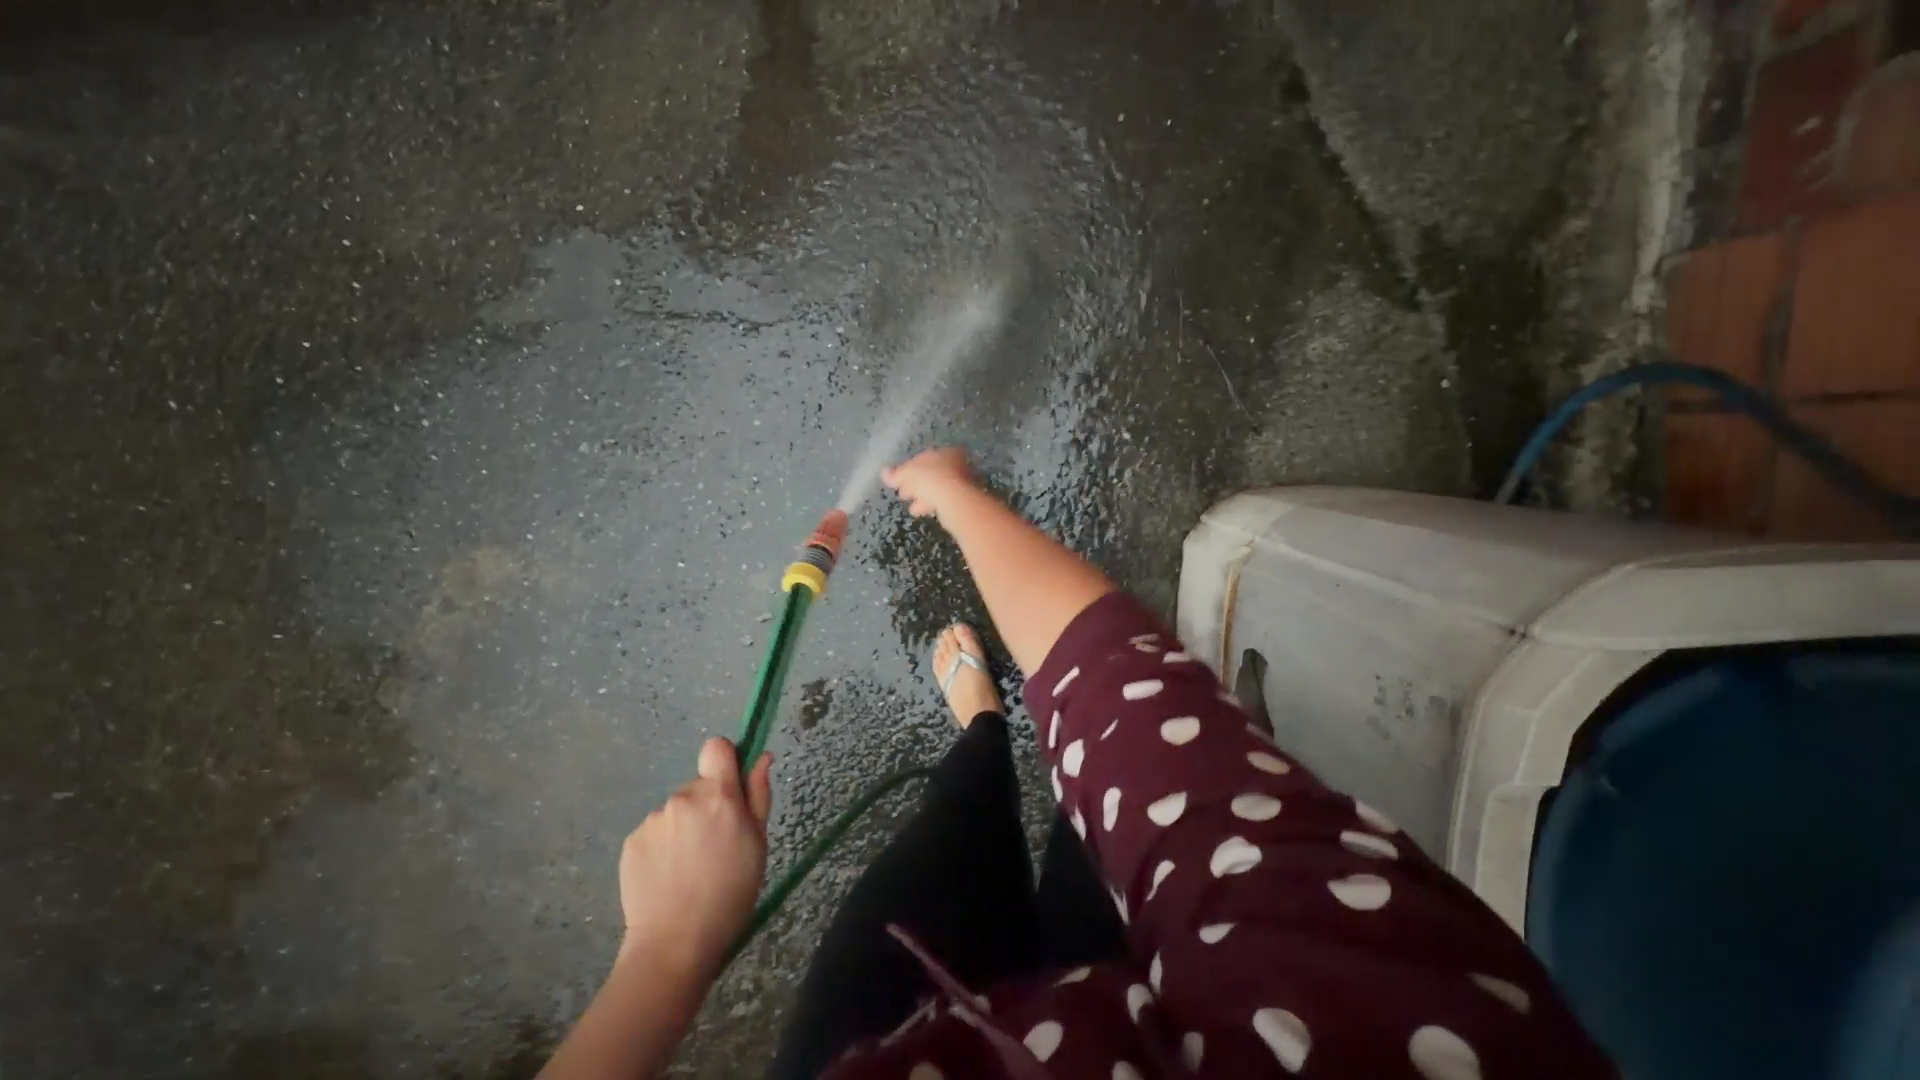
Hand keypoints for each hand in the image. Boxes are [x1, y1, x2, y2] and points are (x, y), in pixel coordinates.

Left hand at [618, 738, 772, 975]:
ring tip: (691, 869)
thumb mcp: (758, 844)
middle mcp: (682, 798)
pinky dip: (664, 848)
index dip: (725, 760)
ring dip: (685, 829)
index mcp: (718, 796)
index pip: (716, 747)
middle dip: (708, 806)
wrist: (675, 942)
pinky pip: (655, 833)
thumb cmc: (731, 894)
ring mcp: (653, 819)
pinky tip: (670, 877)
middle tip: (717, 847)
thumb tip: (761, 756)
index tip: (731, 787)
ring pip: (676, 811)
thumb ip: (758, 795)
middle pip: (698, 786)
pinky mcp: (631, 841)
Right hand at [881, 446, 977, 519]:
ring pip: (938, 488)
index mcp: (945, 452)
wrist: (953, 499)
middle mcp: (957, 464)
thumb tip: (884, 472)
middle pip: (932, 474)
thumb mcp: (906, 474)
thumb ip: (896, 474)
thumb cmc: (929, 479)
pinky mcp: (964, 498)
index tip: (899, 482)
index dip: (909, 470)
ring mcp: (963, 482)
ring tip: (912, 509)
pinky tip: (924, 512)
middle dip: (917, 484)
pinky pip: (944, 500)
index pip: (924, 459)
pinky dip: (933, 504)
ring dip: (924, 497)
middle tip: (904, 494)